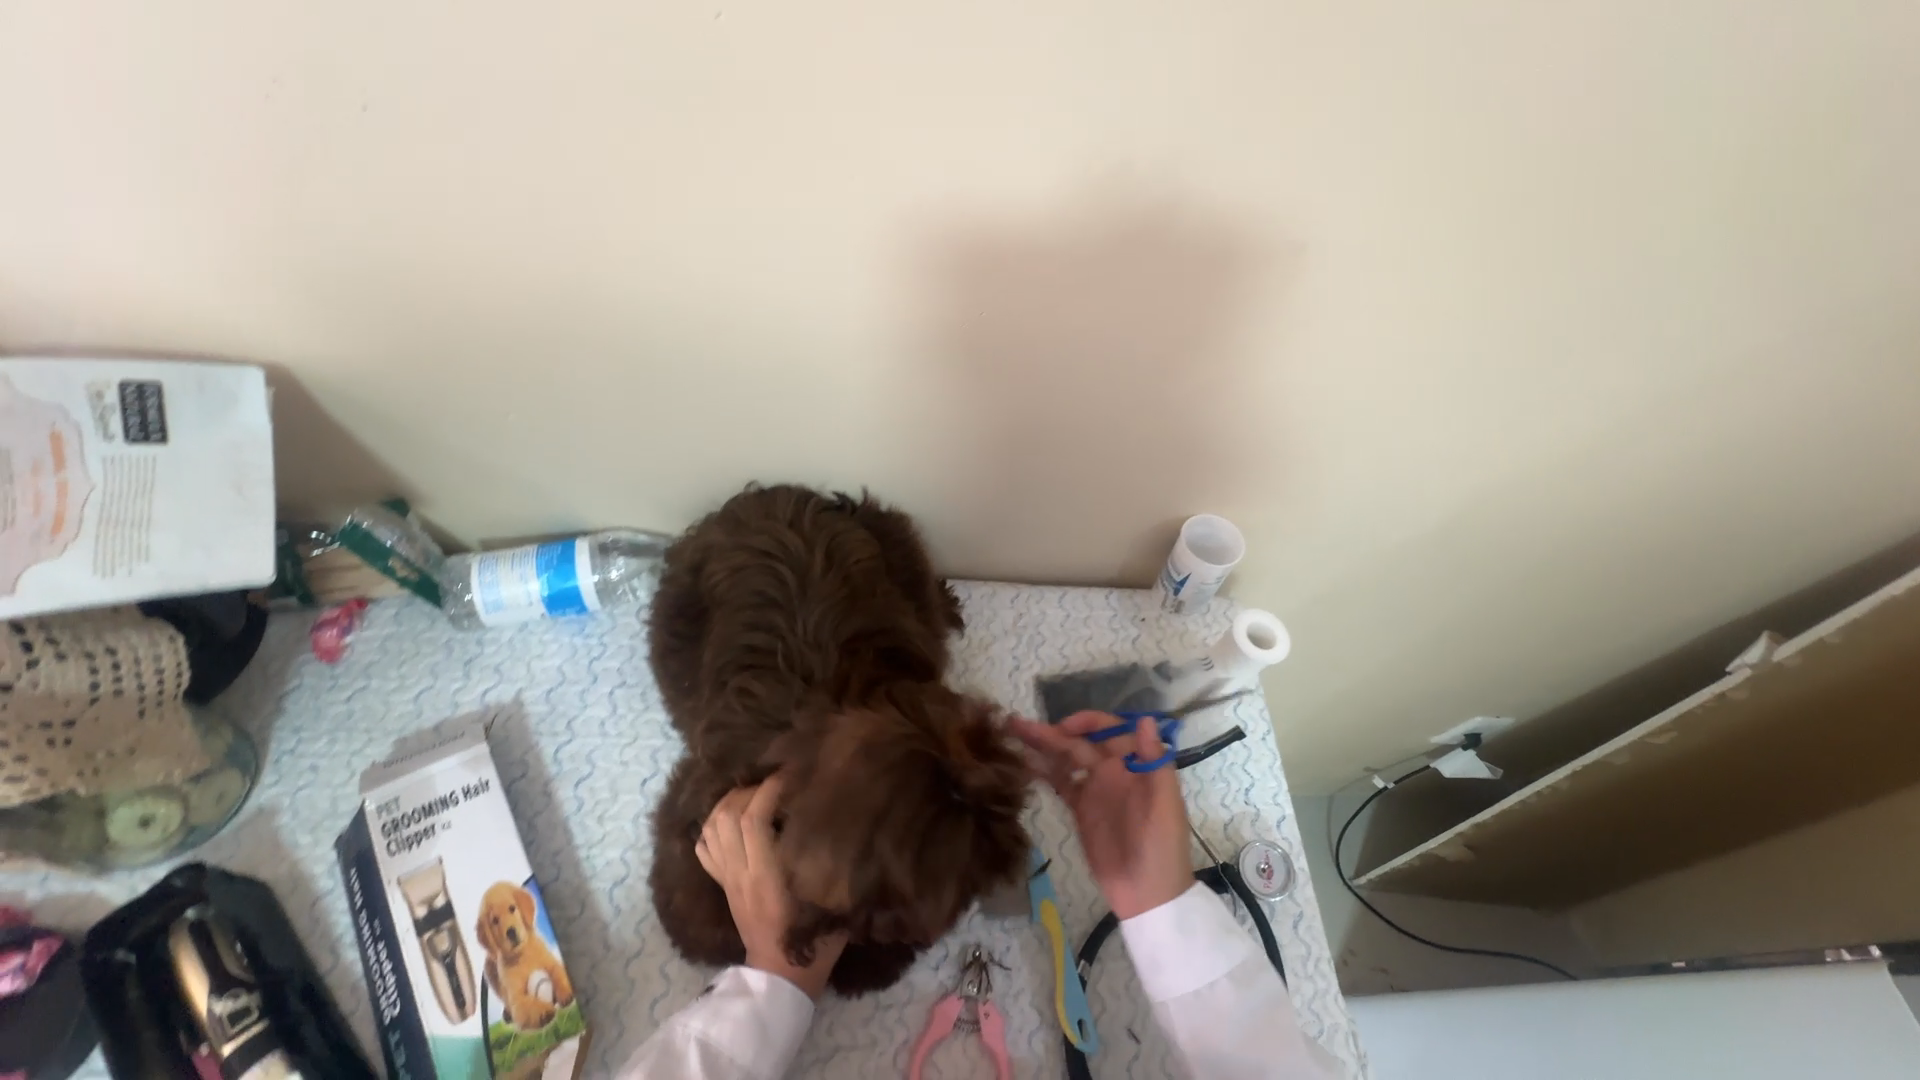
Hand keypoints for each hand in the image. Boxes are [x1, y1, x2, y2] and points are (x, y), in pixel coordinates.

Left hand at [694, 775, 845, 998]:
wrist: (781, 977)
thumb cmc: (816, 941)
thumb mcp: (835, 902)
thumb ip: (836, 865)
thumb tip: (851, 823)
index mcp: (768, 877)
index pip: (754, 821)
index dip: (769, 790)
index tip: (792, 774)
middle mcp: (741, 874)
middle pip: (728, 817)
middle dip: (749, 789)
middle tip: (775, 780)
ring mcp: (727, 880)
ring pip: (712, 828)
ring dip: (729, 802)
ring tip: (753, 791)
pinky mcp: (722, 886)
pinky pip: (704, 847)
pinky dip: (713, 824)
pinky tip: (734, 817)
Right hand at [1010, 712, 1193, 919]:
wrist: (1149, 894)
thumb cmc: (1163, 846)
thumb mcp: (1165, 803)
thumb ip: (1154, 761)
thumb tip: (1144, 718)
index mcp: (1134, 764)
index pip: (1108, 731)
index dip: (1086, 723)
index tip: (1062, 727)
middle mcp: (1112, 770)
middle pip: (1078, 743)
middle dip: (1051, 732)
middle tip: (1017, 724)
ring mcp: (1094, 789)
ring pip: (1065, 760)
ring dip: (1041, 747)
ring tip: (1012, 734)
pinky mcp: (1079, 809)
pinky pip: (1059, 783)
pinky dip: (1041, 772)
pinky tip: (1021, 763)